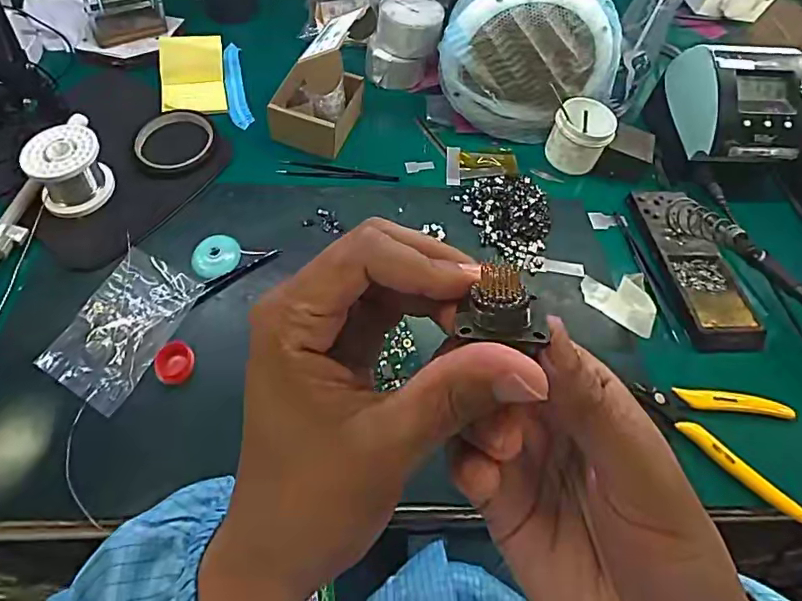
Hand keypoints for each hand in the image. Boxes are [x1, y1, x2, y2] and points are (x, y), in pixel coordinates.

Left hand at [200, 219, 548, 600]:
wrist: (275, 549)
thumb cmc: (314, 500)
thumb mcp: (387, 445)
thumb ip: (453, 395)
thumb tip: (526, 363)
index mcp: (291, 315)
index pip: (362, 254)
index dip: (423, 263)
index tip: (480, 290)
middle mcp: (300, 302)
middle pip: (373, 252)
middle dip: (433, 269)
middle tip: (490, 299)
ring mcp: (318, 318)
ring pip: (383, 274)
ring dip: (433, 287)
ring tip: (482, 313)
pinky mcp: (337, 338)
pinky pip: (384, 304)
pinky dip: (423, 309)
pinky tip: (457, 326)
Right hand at [449, 317, 746, 600]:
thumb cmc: (672, 543)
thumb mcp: (640, 467)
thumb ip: (592, 402)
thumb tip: (551, 329)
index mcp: (578, 391)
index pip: (529, 342)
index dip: (504, 332)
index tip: (487, 336)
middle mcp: (538, 413)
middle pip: (486, 368)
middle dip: (478, 373)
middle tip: (492, 397)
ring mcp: (513, 453)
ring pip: (466, 407)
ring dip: (471, 416)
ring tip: (502, 448)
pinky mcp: (493, 496)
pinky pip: (461, 462)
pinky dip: (463, 460)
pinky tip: (485, 478)